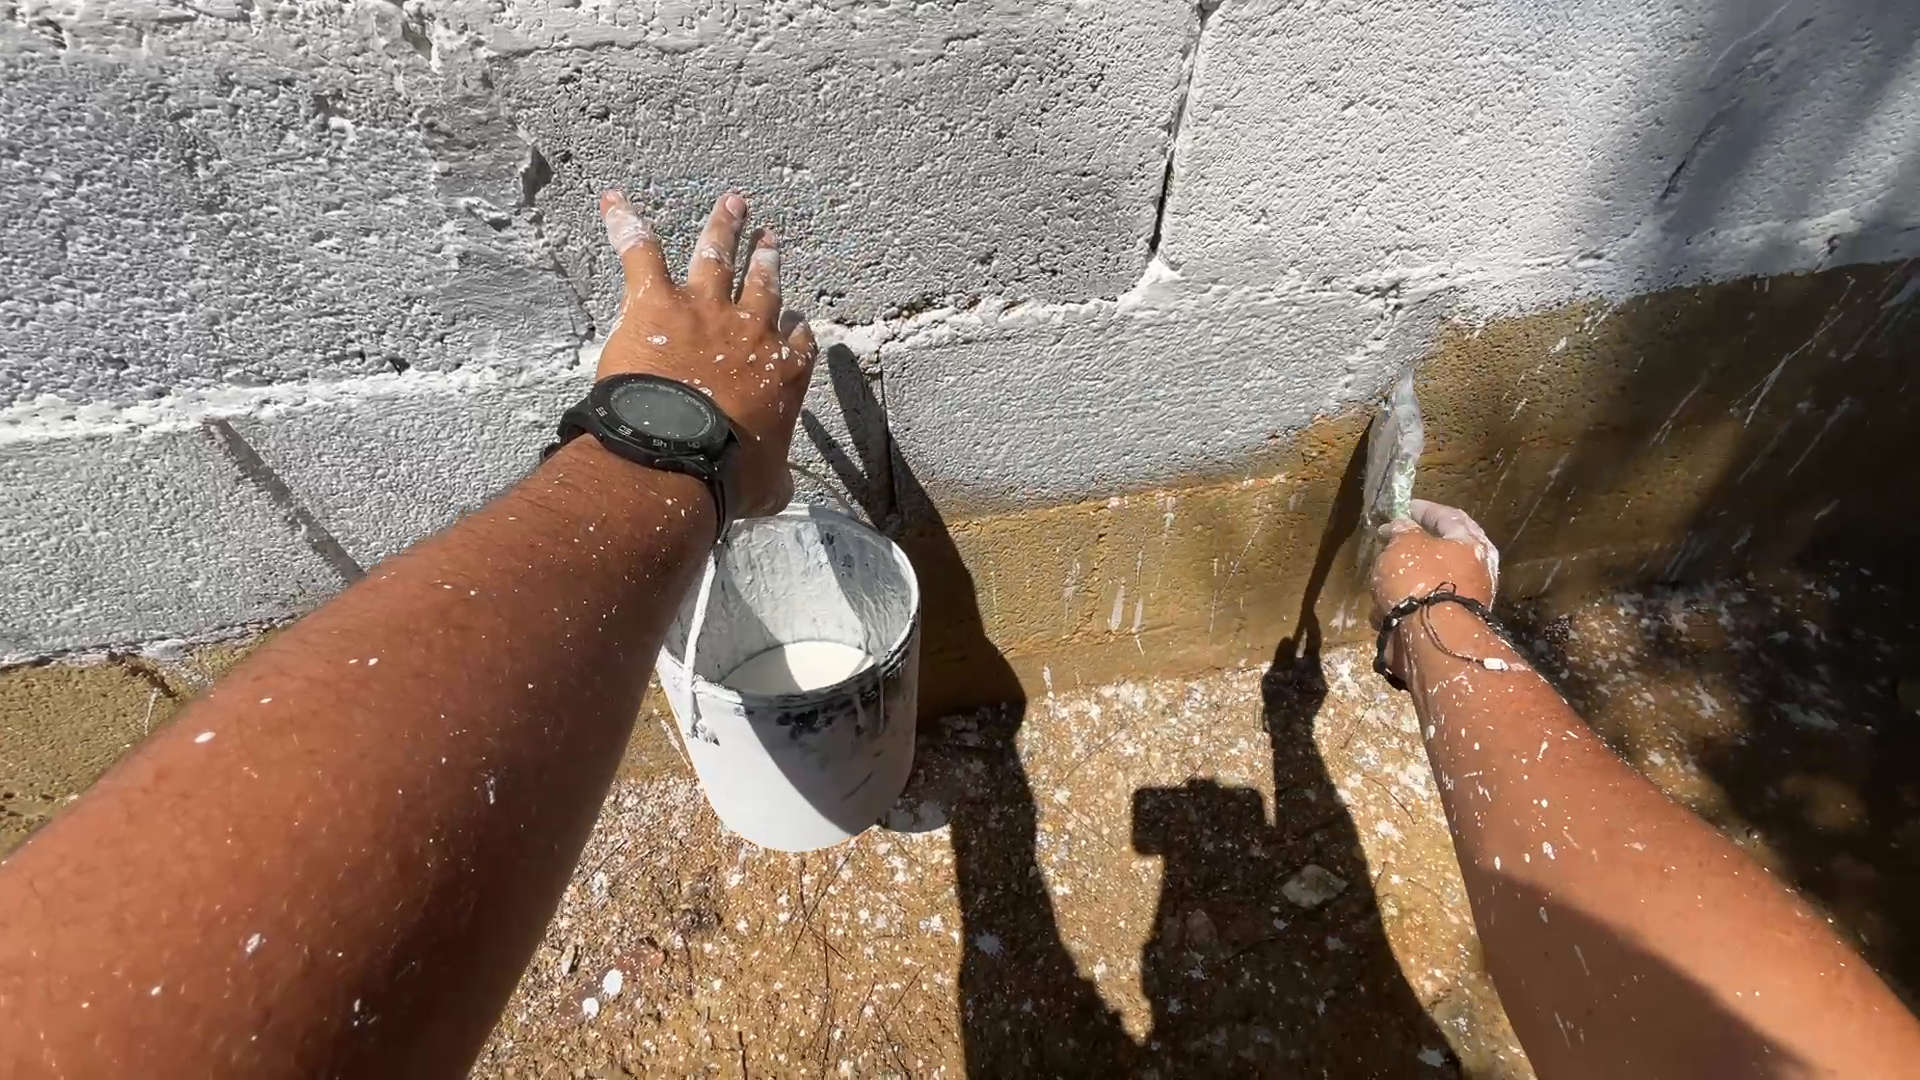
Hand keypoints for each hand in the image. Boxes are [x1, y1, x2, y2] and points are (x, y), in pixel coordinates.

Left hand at [595, 190, 817, 517]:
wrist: (683, 456)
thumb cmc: (730, 474)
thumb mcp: (768, 486)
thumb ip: (776, 481)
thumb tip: (778, 495)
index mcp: (784, 372)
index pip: (798, 339)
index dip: (796, 327)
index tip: (795, 319)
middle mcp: (753, 331)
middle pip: (765, 286)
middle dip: (769, 261)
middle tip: (771, 240)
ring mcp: (707, 311)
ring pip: (718, 255)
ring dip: (725, 227)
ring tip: (732, 202)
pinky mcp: (659, 302)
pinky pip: (641, 252)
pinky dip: (625, 225)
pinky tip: (613, 200)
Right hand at [1371, 499, 1500, 611]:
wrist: (1431, 637)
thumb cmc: (1419, 580)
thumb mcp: (1403, 544)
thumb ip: (1402, 530)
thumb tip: (1400, 526)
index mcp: (1470, 544)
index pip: (1448, 516)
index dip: (1423, 509)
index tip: (1402, 507)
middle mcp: (1474, 568)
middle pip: (1442, 548)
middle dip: (1415, 544)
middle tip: (1393, 538)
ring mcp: (1464, 597)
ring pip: (1430, 577)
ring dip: (1407, 574)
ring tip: (1384, 573)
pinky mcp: (1449, 620)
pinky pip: (1422, 603)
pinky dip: (1405, 601)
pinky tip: (1388, 604)